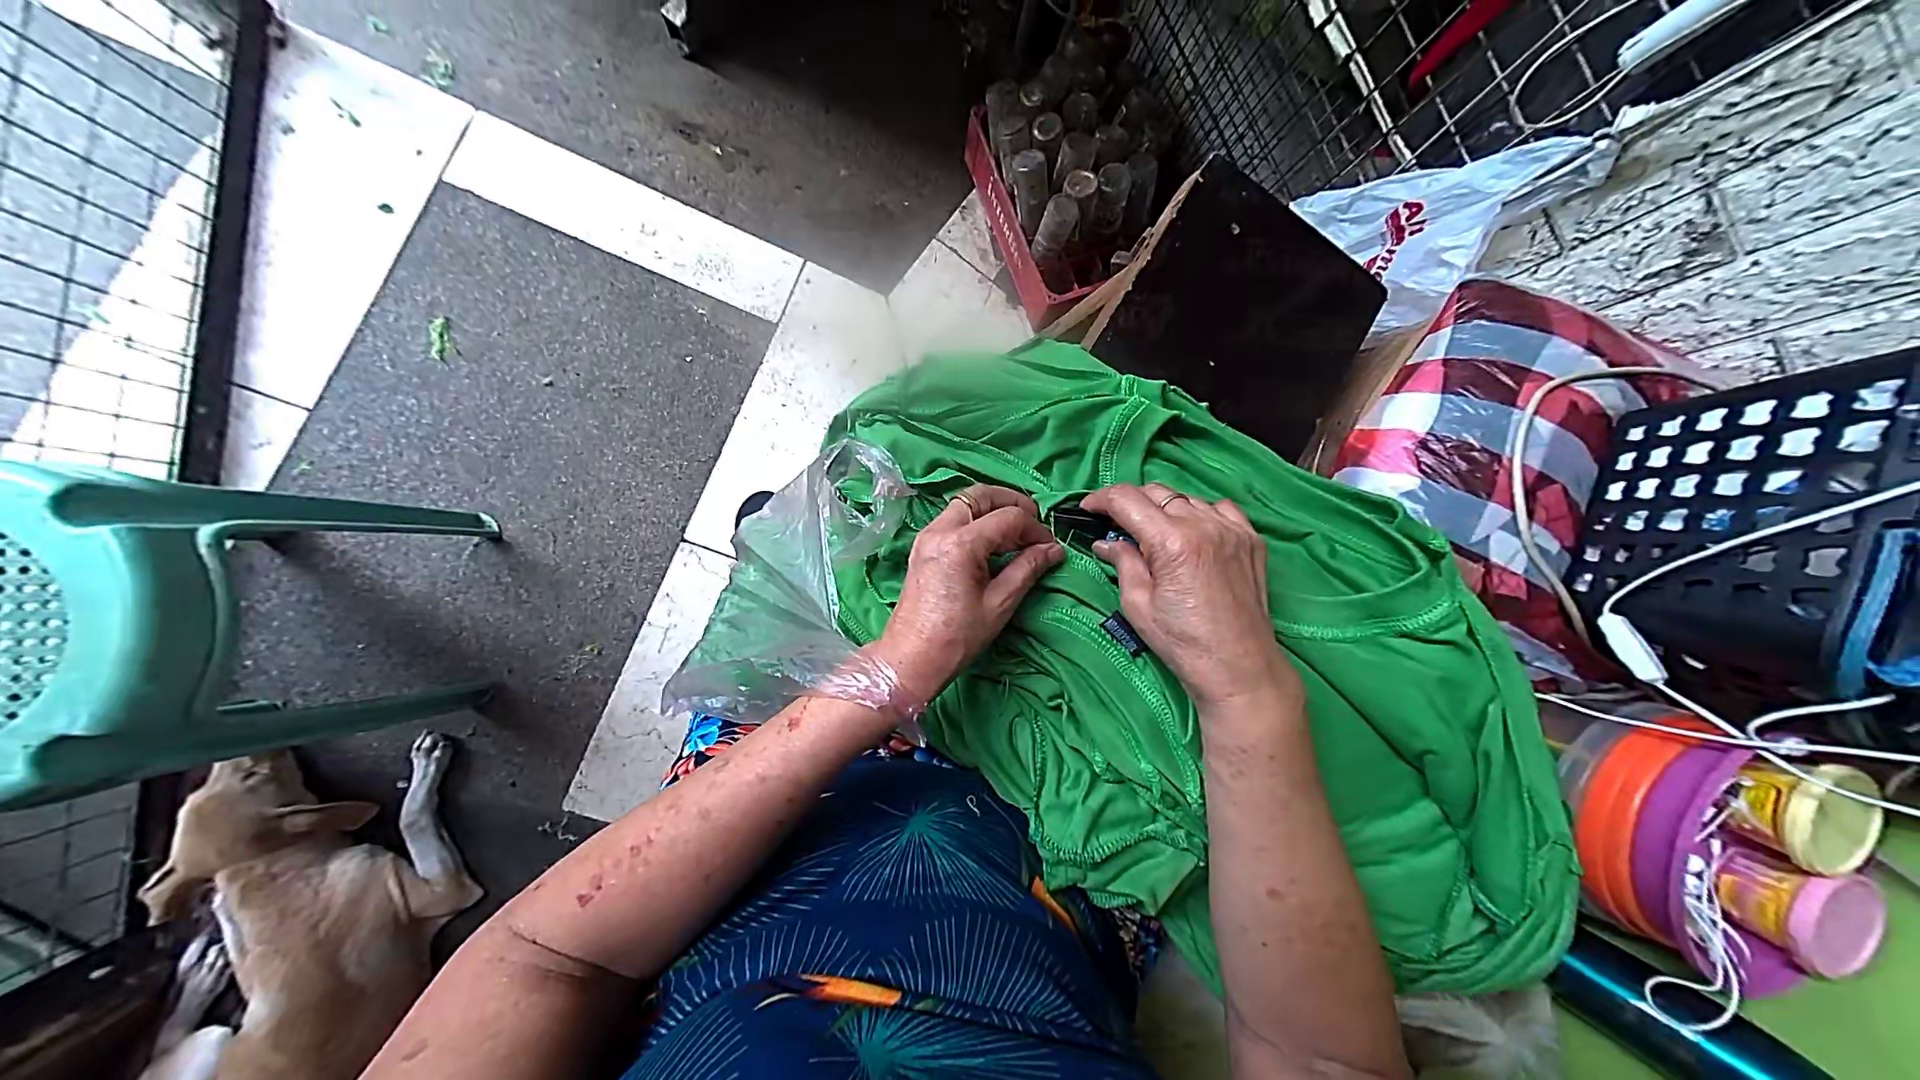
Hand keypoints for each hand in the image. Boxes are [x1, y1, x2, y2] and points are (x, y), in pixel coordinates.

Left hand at [870, 485, 1063, 707]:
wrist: (912, 658)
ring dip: (993, 510)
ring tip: (1017, 536)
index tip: (1049, 546)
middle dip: (1012, 502)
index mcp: (960, 544)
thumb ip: (1027, 568)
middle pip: (981, 495)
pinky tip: (994, 544)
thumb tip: (1053, 549)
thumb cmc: (957, 637)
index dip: (1034, 528)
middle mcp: (939, 530)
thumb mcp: (1000, 603)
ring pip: (965, 504)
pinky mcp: (922, 547)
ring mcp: (927, 537)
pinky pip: (953, 519)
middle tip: (1034, 523)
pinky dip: (976, 521)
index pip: (1008, 517)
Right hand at [1082, 483, 1298, 710]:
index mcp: (1171, 541)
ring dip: (1163, 509)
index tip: (1089, 509)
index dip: (1101, 499)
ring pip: (1185, 498)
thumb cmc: (1183, 642)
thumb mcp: (1138, 604)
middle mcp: (1203, 525)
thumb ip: (1122, 562)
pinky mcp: (1250, 539)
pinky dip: (1198, 513)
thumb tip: (1106, 543)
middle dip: (1130, 503)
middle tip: (1116, 525)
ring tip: (1154, 534)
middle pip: (1156, 492)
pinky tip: (1190, 533)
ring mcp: (1231, 529)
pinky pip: (1219, 509)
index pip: (1127, 499)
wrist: (1238, 666)